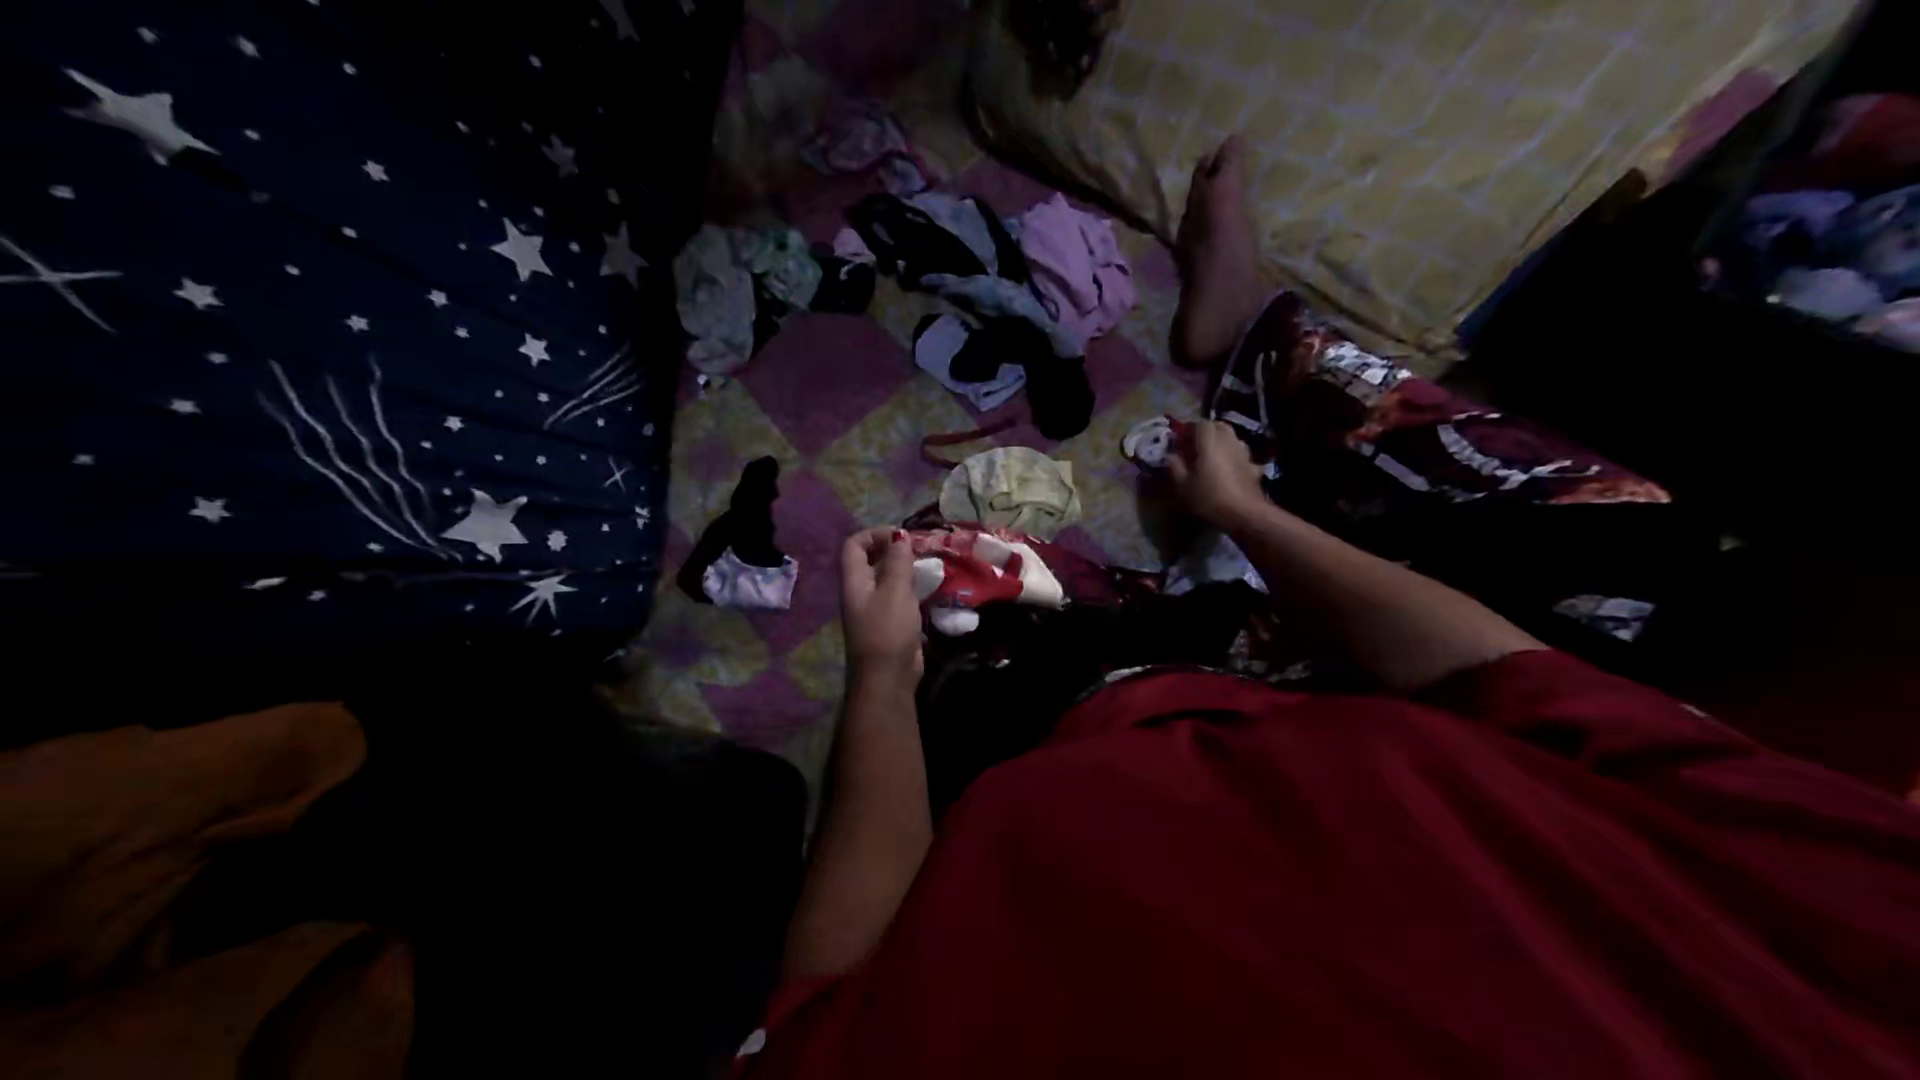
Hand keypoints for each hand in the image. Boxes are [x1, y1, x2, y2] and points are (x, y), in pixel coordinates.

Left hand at [840, 527, 923, 682]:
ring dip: (907, 568)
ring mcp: (876, 606)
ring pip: (888, 576)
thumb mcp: (895, 590)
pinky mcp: (892, 620)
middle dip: (894, 549)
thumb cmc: (888, 630)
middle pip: (871, 559)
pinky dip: (913, 586)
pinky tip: (931, 586)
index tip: (900, 536)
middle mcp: (862, 590)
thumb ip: (898, 561)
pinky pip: (900, 594)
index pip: (854, 544)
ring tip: (929, 564)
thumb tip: (900, 537)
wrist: (889, 677)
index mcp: (854, 580)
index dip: (874, 534)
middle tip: (919, 549)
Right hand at [1169, 420, 1264, 527]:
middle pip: (1219, 427)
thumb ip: (1175, 466)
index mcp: (1209, 442)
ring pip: (1232, 439)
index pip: (1200, 423)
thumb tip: (1171, 455)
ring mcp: (1244, 453)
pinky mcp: (1253, 467)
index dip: (1189, 429)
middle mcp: (1228, 441)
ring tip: (1211, 457)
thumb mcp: (1182, 485)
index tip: (1180, 440)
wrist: (1245, 514)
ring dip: (1221, 443)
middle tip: (1195, 445)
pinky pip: (1241, 455)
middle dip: (1207, 432)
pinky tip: (1228, 470)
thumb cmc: (1209, 497)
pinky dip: (1233, 458)